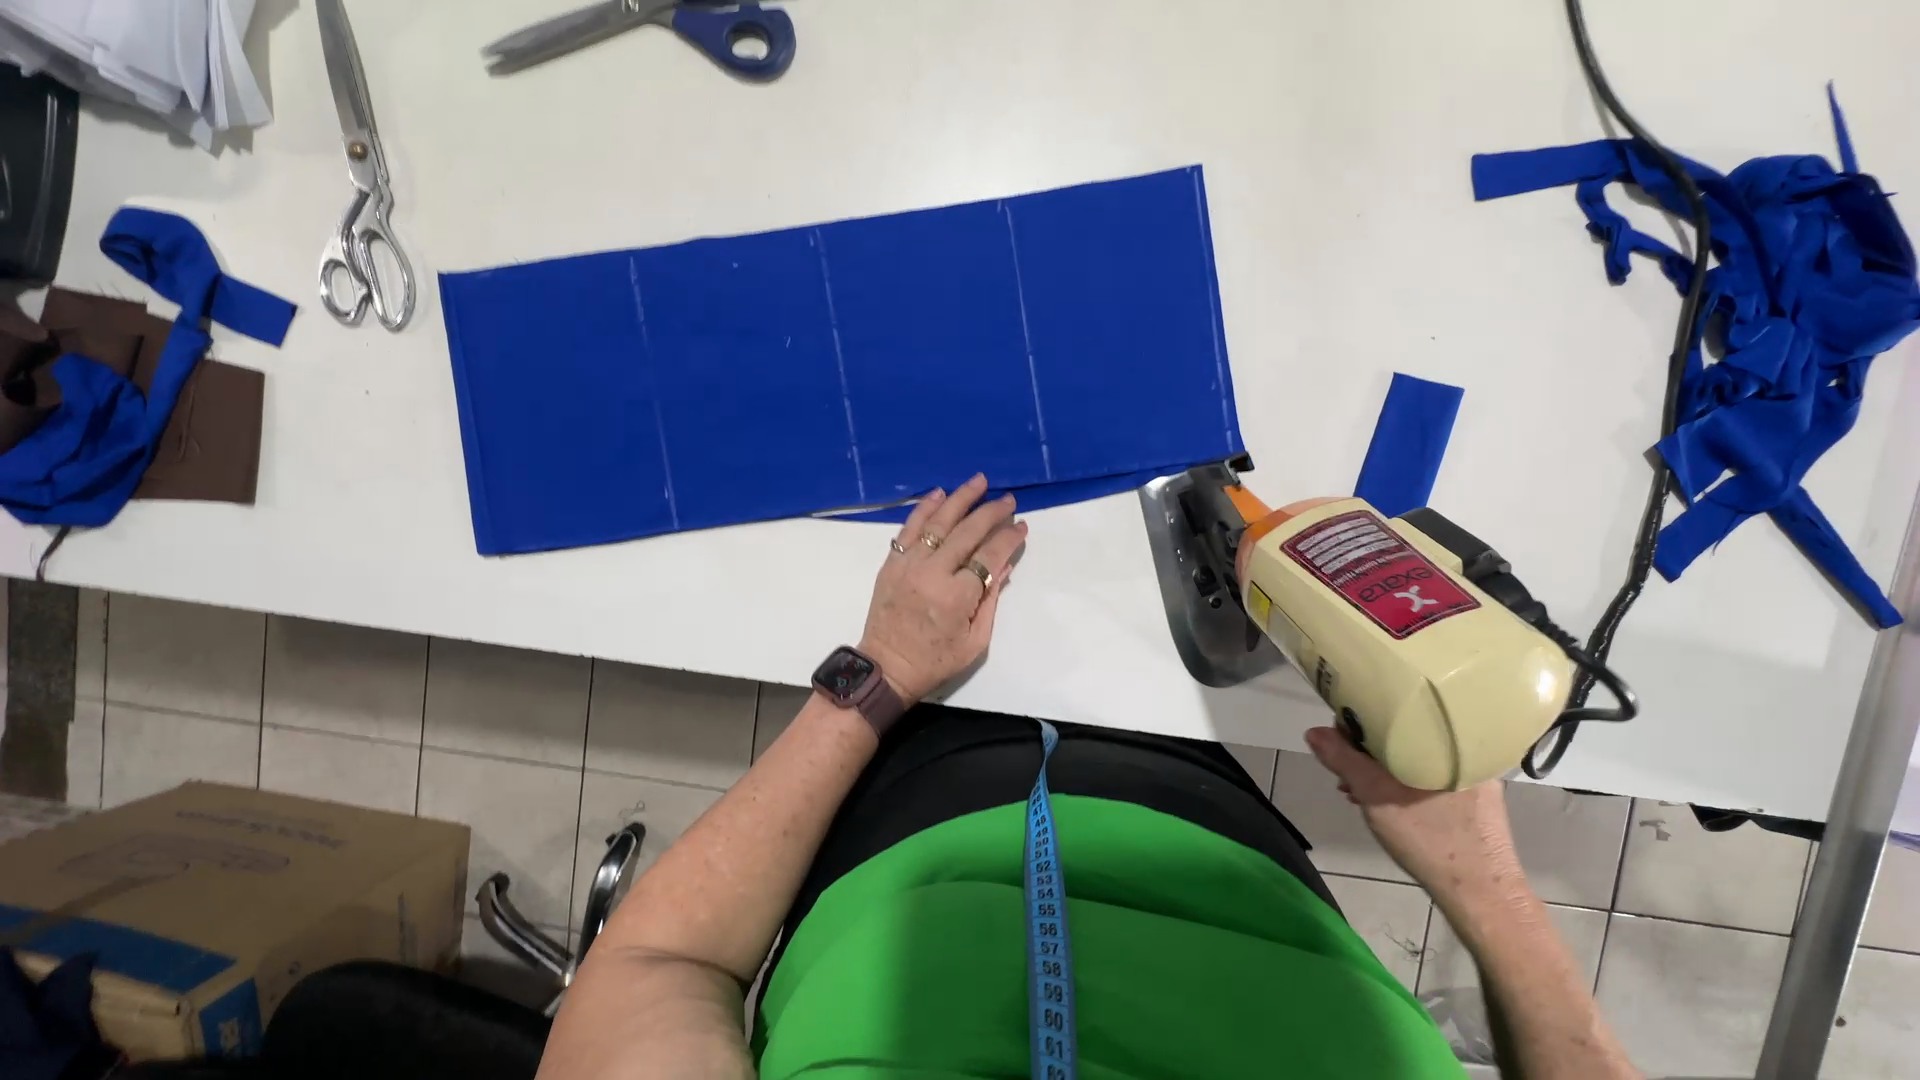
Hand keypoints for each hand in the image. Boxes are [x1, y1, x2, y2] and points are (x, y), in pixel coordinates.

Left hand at [859, 474, 1026, 703]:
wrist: (886, 668)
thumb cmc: (936, 661)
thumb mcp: (975, 641)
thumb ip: (991, 601)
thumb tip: (1004, 565)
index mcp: (957, 596)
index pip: (990, 556)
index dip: (1009, 538)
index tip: (1021, 526)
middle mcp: (933, 573)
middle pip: (967, 532)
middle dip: (991, 513)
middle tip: (1008, 500)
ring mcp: (909, 564)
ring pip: (938, 522)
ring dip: (960, 499)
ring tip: (979, 481)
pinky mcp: (891, 563)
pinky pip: (909, 528)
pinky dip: (924, 508)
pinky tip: (939, 494)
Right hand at [1303, 727, 1525, 907]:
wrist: (1481, 895)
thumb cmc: (1430, 840)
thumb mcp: (1375, 796)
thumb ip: (1343, 760)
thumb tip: (1314, 732)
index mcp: (1451, 740)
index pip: (1395, 715)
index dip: (1359, 726)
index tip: (1340, 747)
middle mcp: (1469, 751)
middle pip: (1404, 737)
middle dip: (1368, 754)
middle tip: (1348, 777)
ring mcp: (1476, 776)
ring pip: (1416, 759)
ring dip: (1383, 771)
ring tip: (1361, 793)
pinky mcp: (1478, 798)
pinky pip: (1432, 777)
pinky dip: (1405, 783)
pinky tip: (1389, 803)